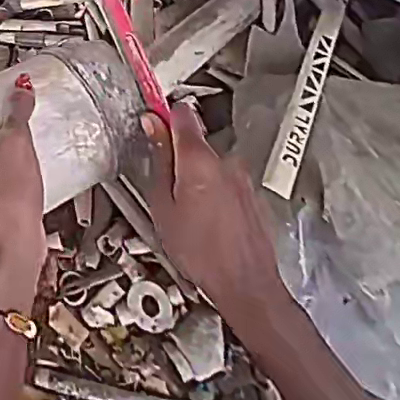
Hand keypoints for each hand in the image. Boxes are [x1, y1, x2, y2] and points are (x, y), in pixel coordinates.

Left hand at [0, 78, 44, 305]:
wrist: (15, 243)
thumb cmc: (7, 197)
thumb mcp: (16, 143)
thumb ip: (18, 113)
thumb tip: (21, 88)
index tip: (11, 84)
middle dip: (8, 114)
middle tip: (28, 101)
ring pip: (2, 146)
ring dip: (19, 136)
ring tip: (38, 125)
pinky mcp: (4, 192)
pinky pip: (14, 166)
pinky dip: (26, 157)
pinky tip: (40, 157)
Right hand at [139, 101, 288, 325]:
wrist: (246, 286)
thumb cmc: (201, 252)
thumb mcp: (162, 203)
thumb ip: (158, 157)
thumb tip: (152, 125)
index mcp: (198, 159)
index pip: (181, 113)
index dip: (162, 113)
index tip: (150, 118)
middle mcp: (225, 161)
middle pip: (193, 140)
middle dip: (175, 153)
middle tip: (161, 182)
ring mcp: (241, 177)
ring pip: (207, 162)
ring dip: (193, 175)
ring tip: (182, 208)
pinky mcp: (250, 193)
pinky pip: (222, 180)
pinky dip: (210, 190)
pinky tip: (202, 219)